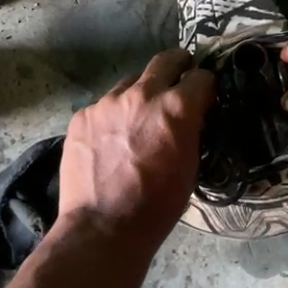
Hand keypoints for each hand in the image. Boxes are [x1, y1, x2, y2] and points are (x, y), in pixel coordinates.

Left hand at [59, 50, 215, 246]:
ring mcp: (108, 102)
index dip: (205, 87)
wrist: (103, 228)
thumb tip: (194, 113)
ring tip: (137, 120)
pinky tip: (110, 140)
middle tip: (178, 82)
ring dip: (141, 94)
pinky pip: (104, 105)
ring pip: (131, 82)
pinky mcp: (82, 115)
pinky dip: (112, 116)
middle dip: (178, 66)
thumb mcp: (190, 165)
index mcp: (176, 106)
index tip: (204, 96)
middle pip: (166, 60)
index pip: (201, 76)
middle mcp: (143, 93)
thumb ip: (192, 128)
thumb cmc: (157, 204)